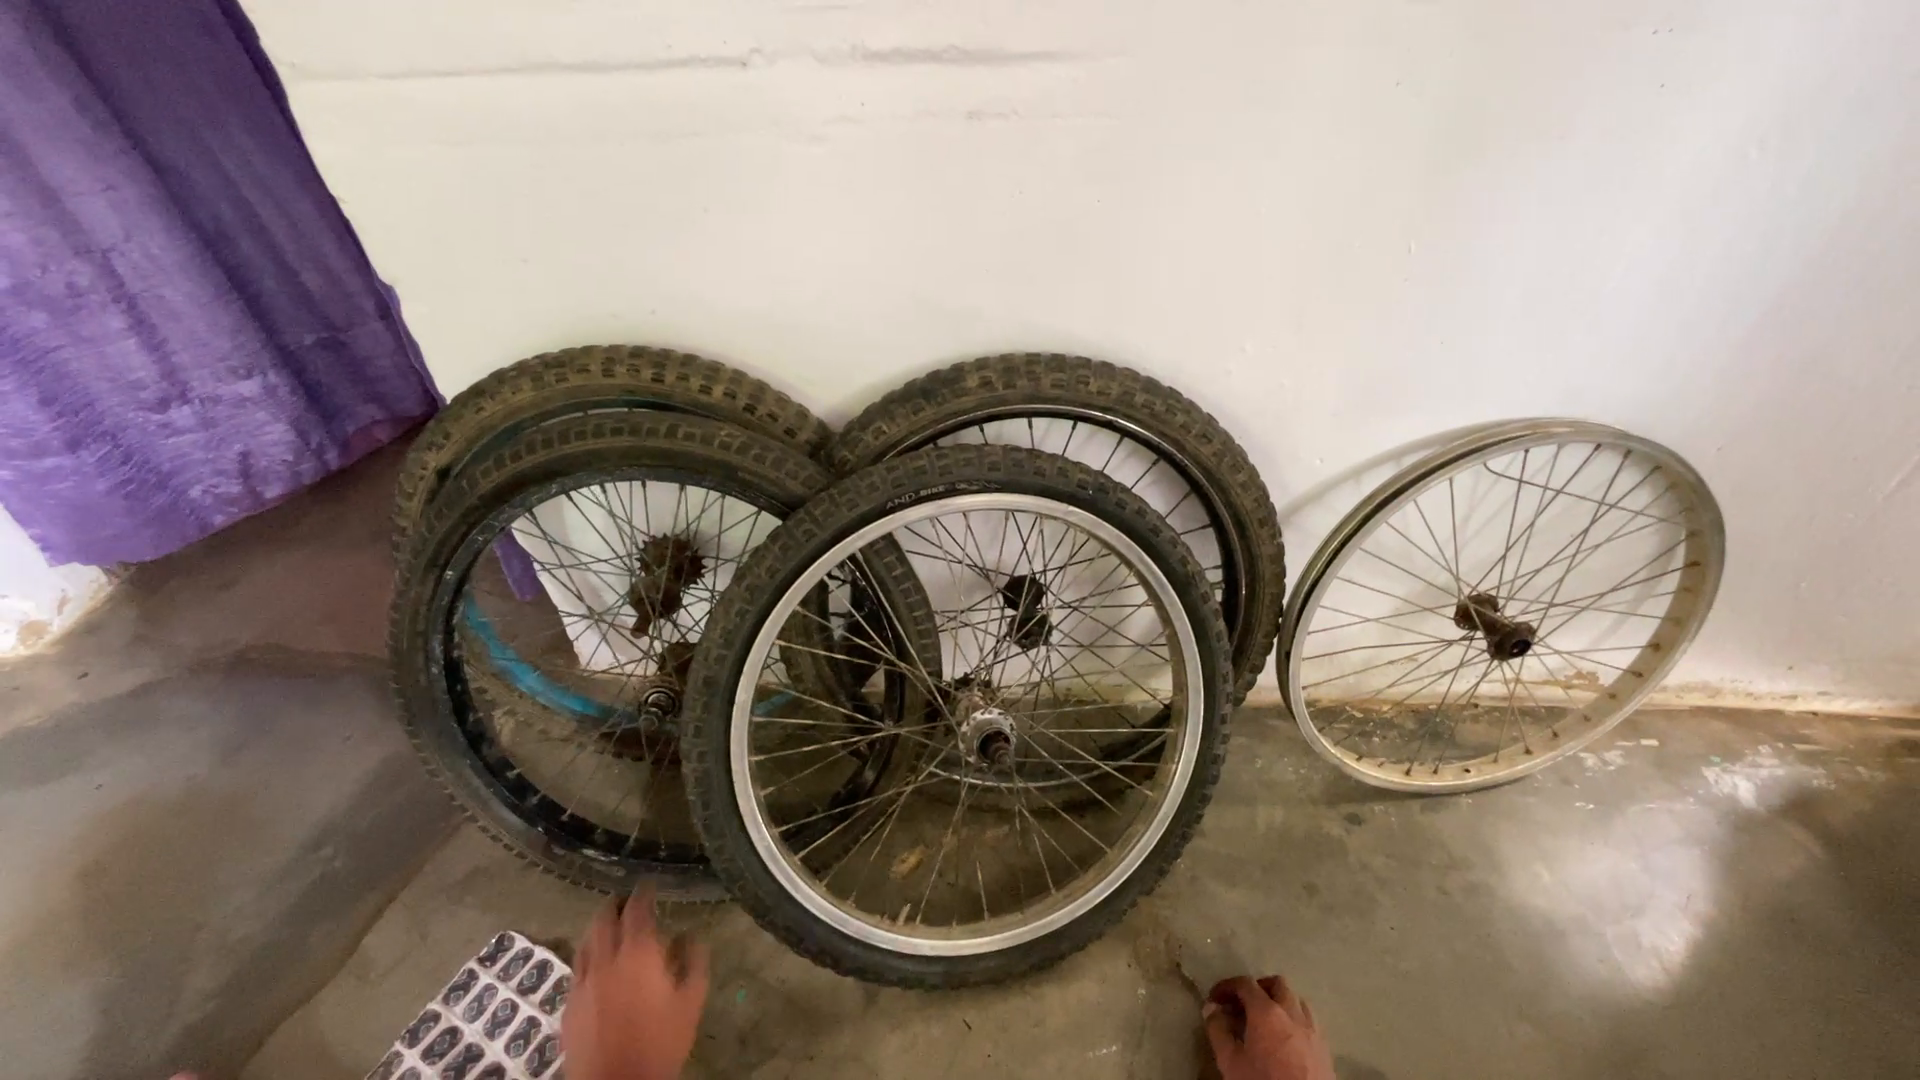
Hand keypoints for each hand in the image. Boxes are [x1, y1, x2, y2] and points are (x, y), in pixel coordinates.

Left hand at [562, 888, 709, 1079]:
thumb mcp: (691, 1001)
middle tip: (626, 900)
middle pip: (604, 919)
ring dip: (598, 926)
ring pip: (586, 941)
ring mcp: (583, 982)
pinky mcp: (568, 1004)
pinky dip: (588, 954)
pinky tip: (596, 962)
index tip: (649, 884)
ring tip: (609, 924)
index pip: (638, 909)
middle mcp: (606, 959)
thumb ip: (694, 961)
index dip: (643, 892)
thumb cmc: (661, 1041)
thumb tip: (690, 935)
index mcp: (639, 953)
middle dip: (615, 904)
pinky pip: (577, 967)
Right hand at [1203, 975, 1334, 1079]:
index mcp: (1266, 1011)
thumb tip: (1212, 1008)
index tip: (1215, 999)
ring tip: (1266, 1021)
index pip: (1245, 983)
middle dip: (1257, 988)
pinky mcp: (1325, 1046)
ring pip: (1296, 1000)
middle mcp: (1292, 1012)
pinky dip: (1294, 1019)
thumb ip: (1218, 1030)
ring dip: (1279, 1002)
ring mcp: (1312, 1028)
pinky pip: (1309, 1020)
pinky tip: (1285, 1039)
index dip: (1227, 986)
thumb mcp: (1230, 1062)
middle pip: (1276, 983)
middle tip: (1243, 1005)